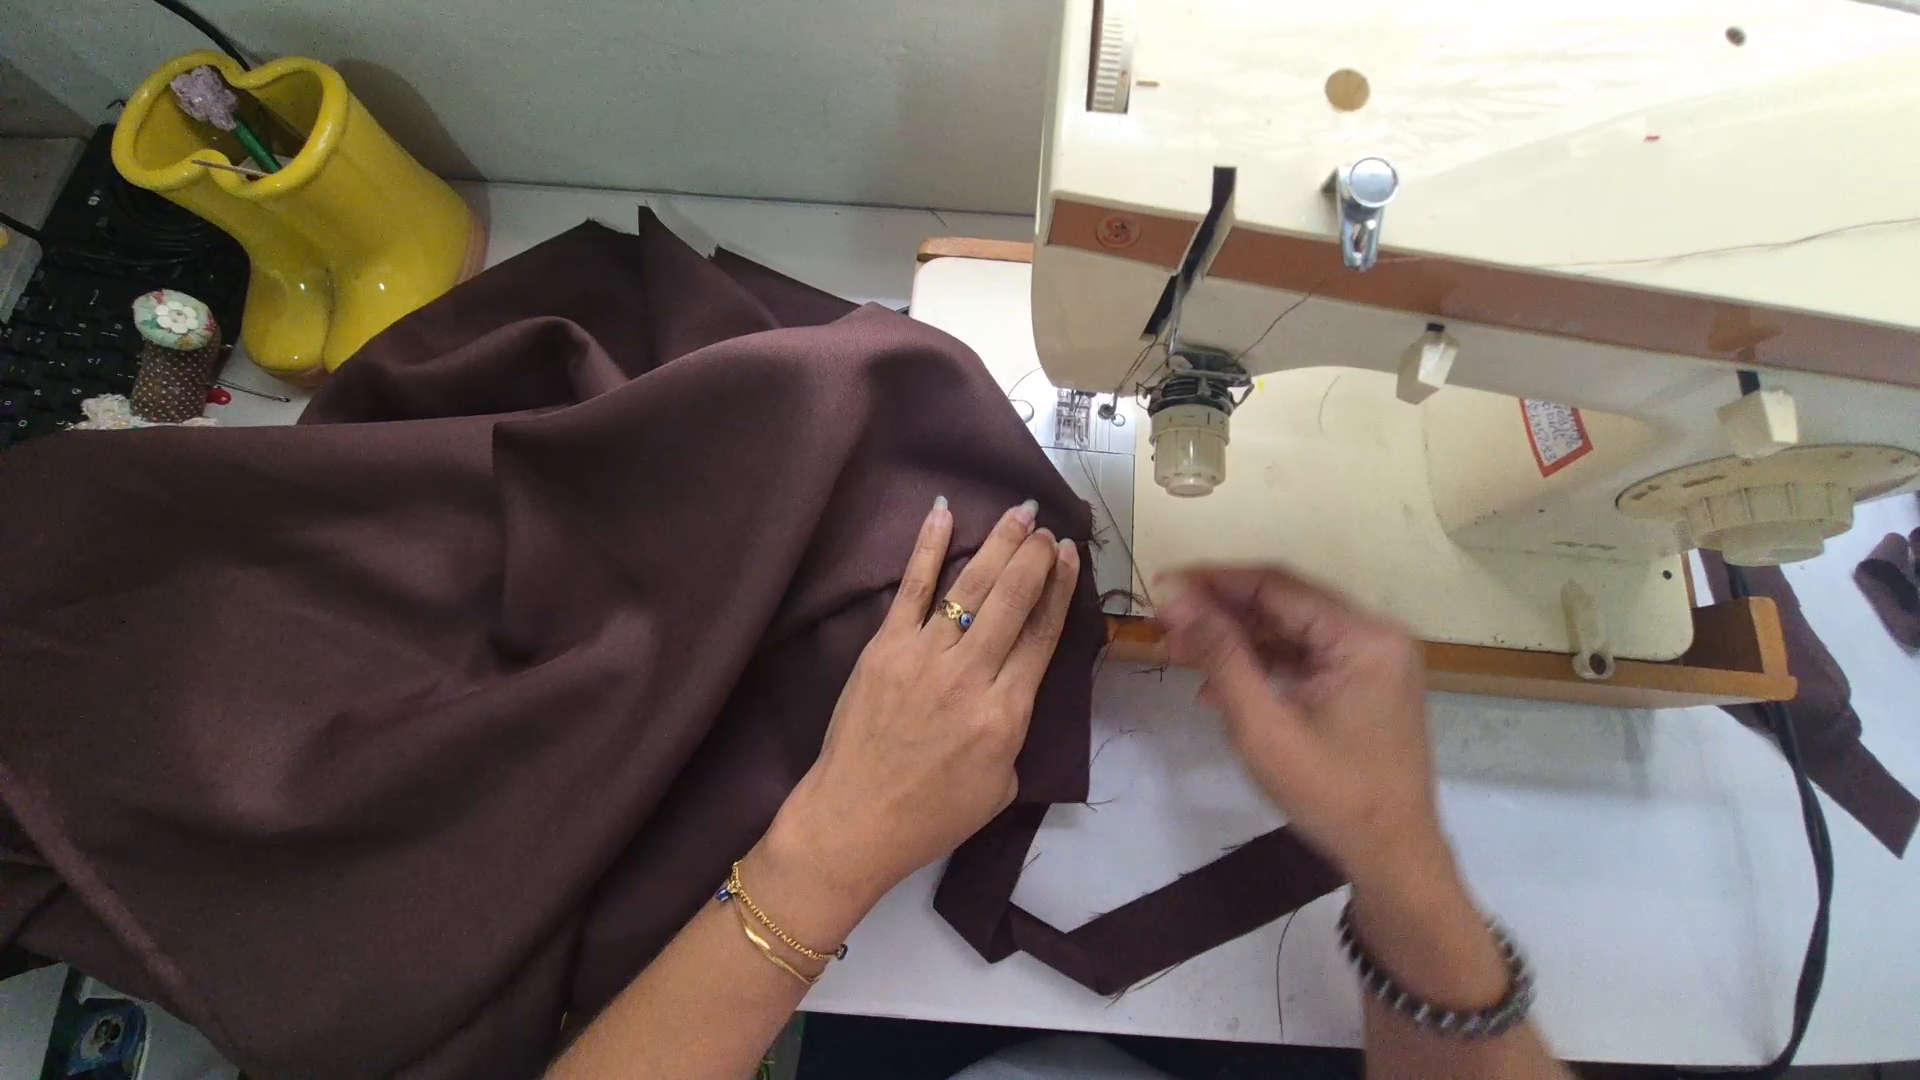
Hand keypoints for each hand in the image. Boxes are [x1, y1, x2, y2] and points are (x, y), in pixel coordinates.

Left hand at [768, 497, 1080, 910]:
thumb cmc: (933, 814)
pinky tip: (943, 513)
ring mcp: (925, 656)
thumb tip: (1015, 682)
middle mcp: (971, 675)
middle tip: (1046, 526)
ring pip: (970, 587)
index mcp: (1006, 713)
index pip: (1042, 635)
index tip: (1068, 555)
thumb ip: (1016, 728)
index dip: (1060, 589)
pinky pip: (911, 589)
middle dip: (1033, 557)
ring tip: (1019, 512)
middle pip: (1013, 601)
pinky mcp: (885, 647)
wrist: (855, 820)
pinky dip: (927, 547)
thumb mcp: (1001, 785)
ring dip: (998, 544)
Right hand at [1154, 566, 1449, 888]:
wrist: (1392, 860)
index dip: (1211, 581)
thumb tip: (1176, 601)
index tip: (1161, 585)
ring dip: (1232, 639)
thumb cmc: (1329, 793)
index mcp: (1362, 636)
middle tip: (1163, 621)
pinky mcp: (1361, 683)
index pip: (1274, 586)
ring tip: (1176, 651)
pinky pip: (1301, 657)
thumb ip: (1220, 654)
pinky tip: (1214, 684)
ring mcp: (1370, 660)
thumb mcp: (1262, 723)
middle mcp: (1373, 635)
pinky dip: (1258, 664)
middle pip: (1280, 604)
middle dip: (1217, 611)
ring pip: (1286, 629)